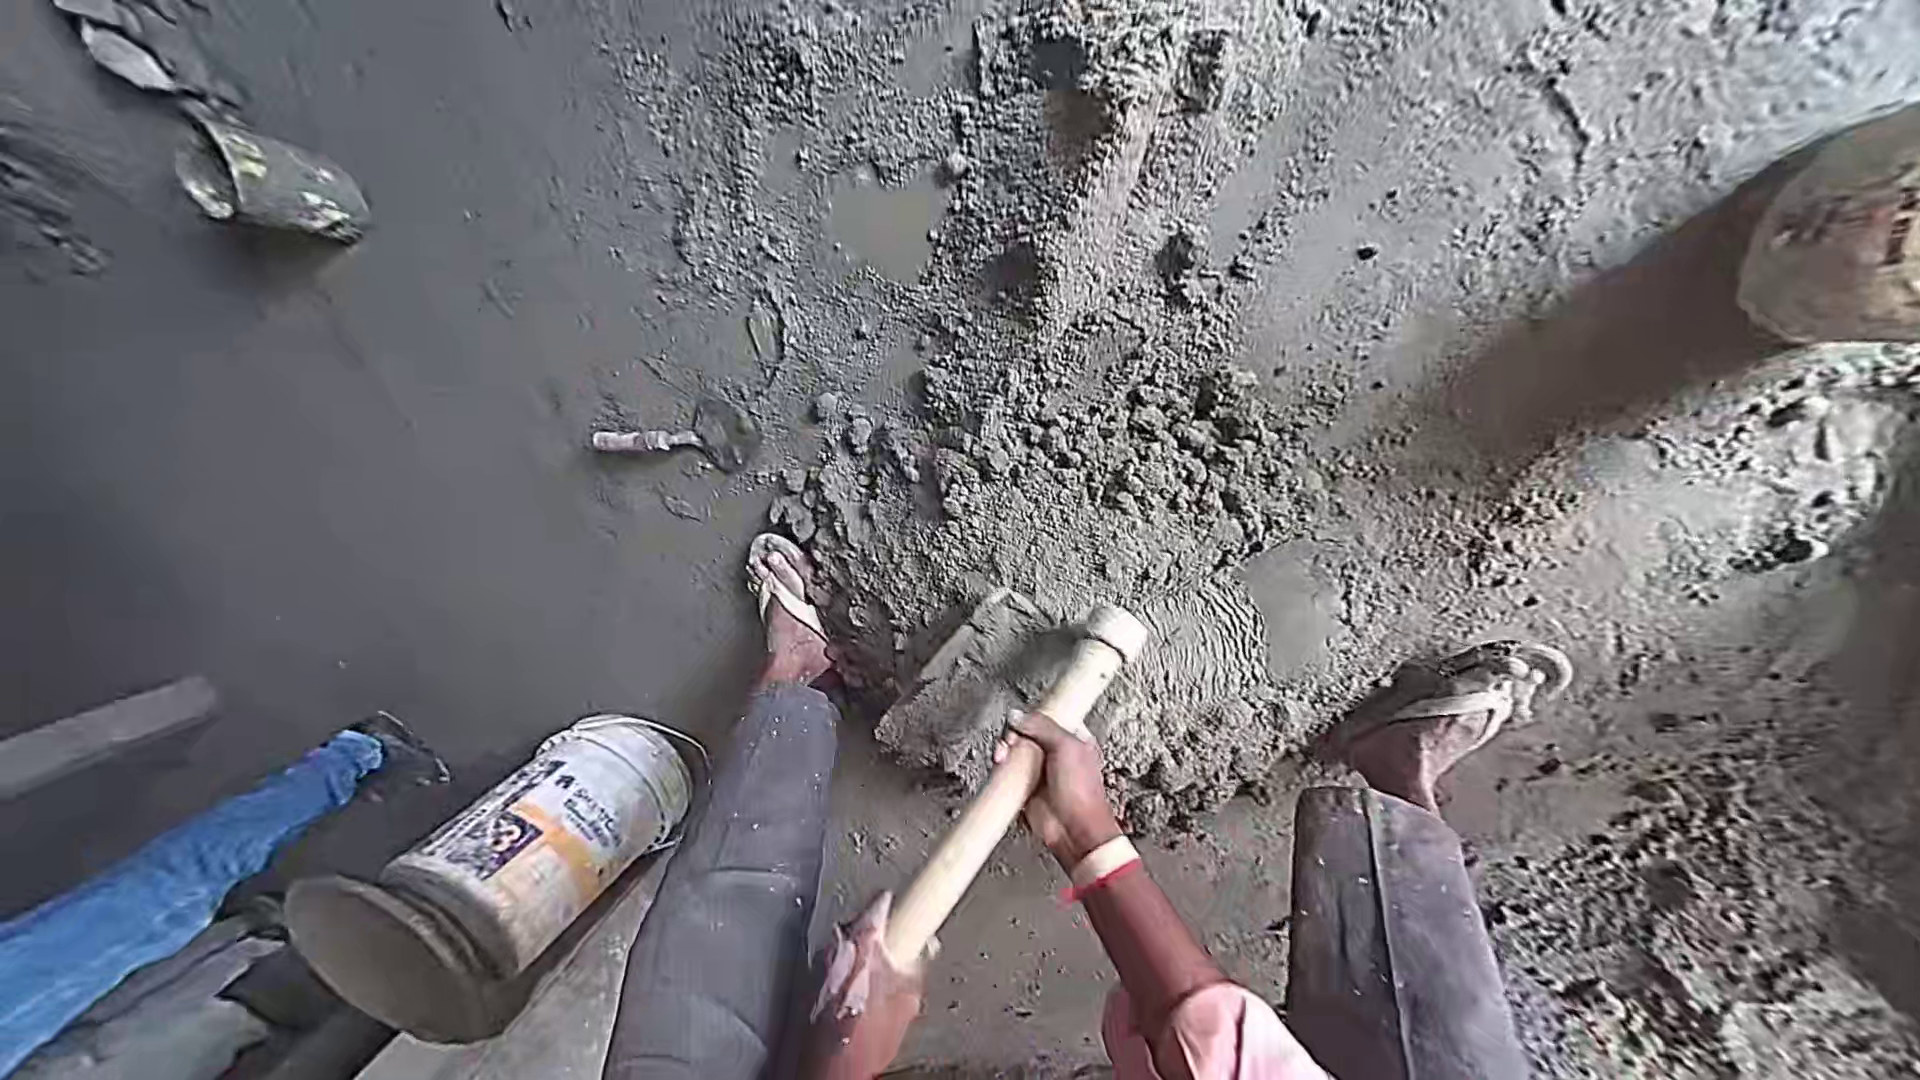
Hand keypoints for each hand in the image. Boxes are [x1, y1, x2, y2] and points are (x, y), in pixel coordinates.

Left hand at [800, 892, 930, 1079]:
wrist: (826, 1072)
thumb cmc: (864, 1040)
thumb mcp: (905, 1003)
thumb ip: (916, 968)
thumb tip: (926, 947)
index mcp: (864, 940)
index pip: (881, 901)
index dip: (895, 900)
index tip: (903, 898)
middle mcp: (837, 942)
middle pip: (861, 921)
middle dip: (876, 933)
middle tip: (889, 953)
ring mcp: (819, 959)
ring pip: (845, 940)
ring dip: (857, 951)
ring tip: (869, 979)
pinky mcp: (806, 977)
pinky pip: (831, 960)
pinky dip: (842, 969)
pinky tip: (850, 993)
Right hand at [995, 710, 1123, 867]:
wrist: (1074, 830)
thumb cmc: (1082, 791)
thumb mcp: (1066, 746)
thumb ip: (1042, 726)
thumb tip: (1016, 715)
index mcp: (1072, 738)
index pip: (1046, 717)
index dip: (1032, 717)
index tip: (1022, 720)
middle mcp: (1055, 752)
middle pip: (1026, 732)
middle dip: (1014, 733)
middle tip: (1012, 740)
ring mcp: (1039, 769)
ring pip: (1014, 750)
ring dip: (1005, 748)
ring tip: (1003, 754)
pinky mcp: (1026, 786)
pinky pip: (1008, 770)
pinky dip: (1001, 766)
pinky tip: (1000, 764)